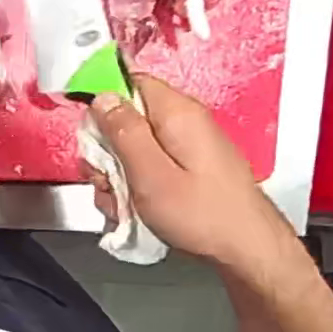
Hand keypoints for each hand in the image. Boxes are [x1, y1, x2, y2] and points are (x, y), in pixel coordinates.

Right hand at [85, 75, 303, 282]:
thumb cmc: (199, 214)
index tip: (89, 135)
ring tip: (121, 203)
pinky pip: (145, 166)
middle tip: (107, 181)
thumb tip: (102, 97)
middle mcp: (181, 122)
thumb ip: (123, 132)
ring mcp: (183, 146)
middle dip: (104, 151)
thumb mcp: (149, 173)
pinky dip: (131, 186)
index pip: (130, 83)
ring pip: (130, 148)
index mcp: (175, 114)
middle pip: (125, 120)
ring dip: (114, 175)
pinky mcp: (184, 166)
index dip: (102, 103)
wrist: (243, 248)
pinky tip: (132, 209)